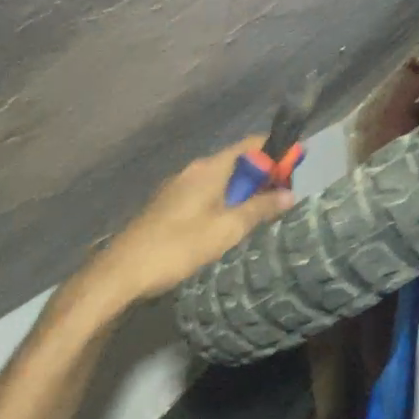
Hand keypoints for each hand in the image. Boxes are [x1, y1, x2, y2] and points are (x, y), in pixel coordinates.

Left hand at [59, 137, 295, 326]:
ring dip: (246, 193)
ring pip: (223, 181)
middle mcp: (194, 170)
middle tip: (285, 199)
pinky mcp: (169, 206)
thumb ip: (260, 209)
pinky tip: (233, 226)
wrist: (120, 274)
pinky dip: (227, 203)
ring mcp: (178, 188)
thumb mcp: (227, 230)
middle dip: (264, 176)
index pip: (251, 145)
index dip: (277, 151)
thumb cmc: (178, 247)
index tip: (297, 167)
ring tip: (264, 216)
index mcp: (209, 168)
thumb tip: (290, 194)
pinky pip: (208, 194)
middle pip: (238, 162)